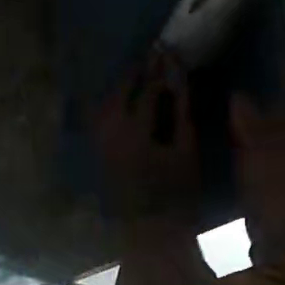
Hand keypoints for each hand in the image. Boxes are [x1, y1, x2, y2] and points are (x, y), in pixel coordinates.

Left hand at [96, 55, 198, 237]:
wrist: (151, 231)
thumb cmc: (177, 194)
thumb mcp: (187, 150)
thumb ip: (182, 112)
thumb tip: (181, 79)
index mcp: (135, 131)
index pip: (148, 91)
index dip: (161, 71)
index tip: (169, 53)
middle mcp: (110, 132)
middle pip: (120, 92)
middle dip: (136, 73)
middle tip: (152, 56)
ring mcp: (100, 142)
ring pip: (105, 103)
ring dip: (121, 86)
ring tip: (138, 73)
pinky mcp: (97, 152)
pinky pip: (99, 117)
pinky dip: (110, 103)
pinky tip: (122, 99)